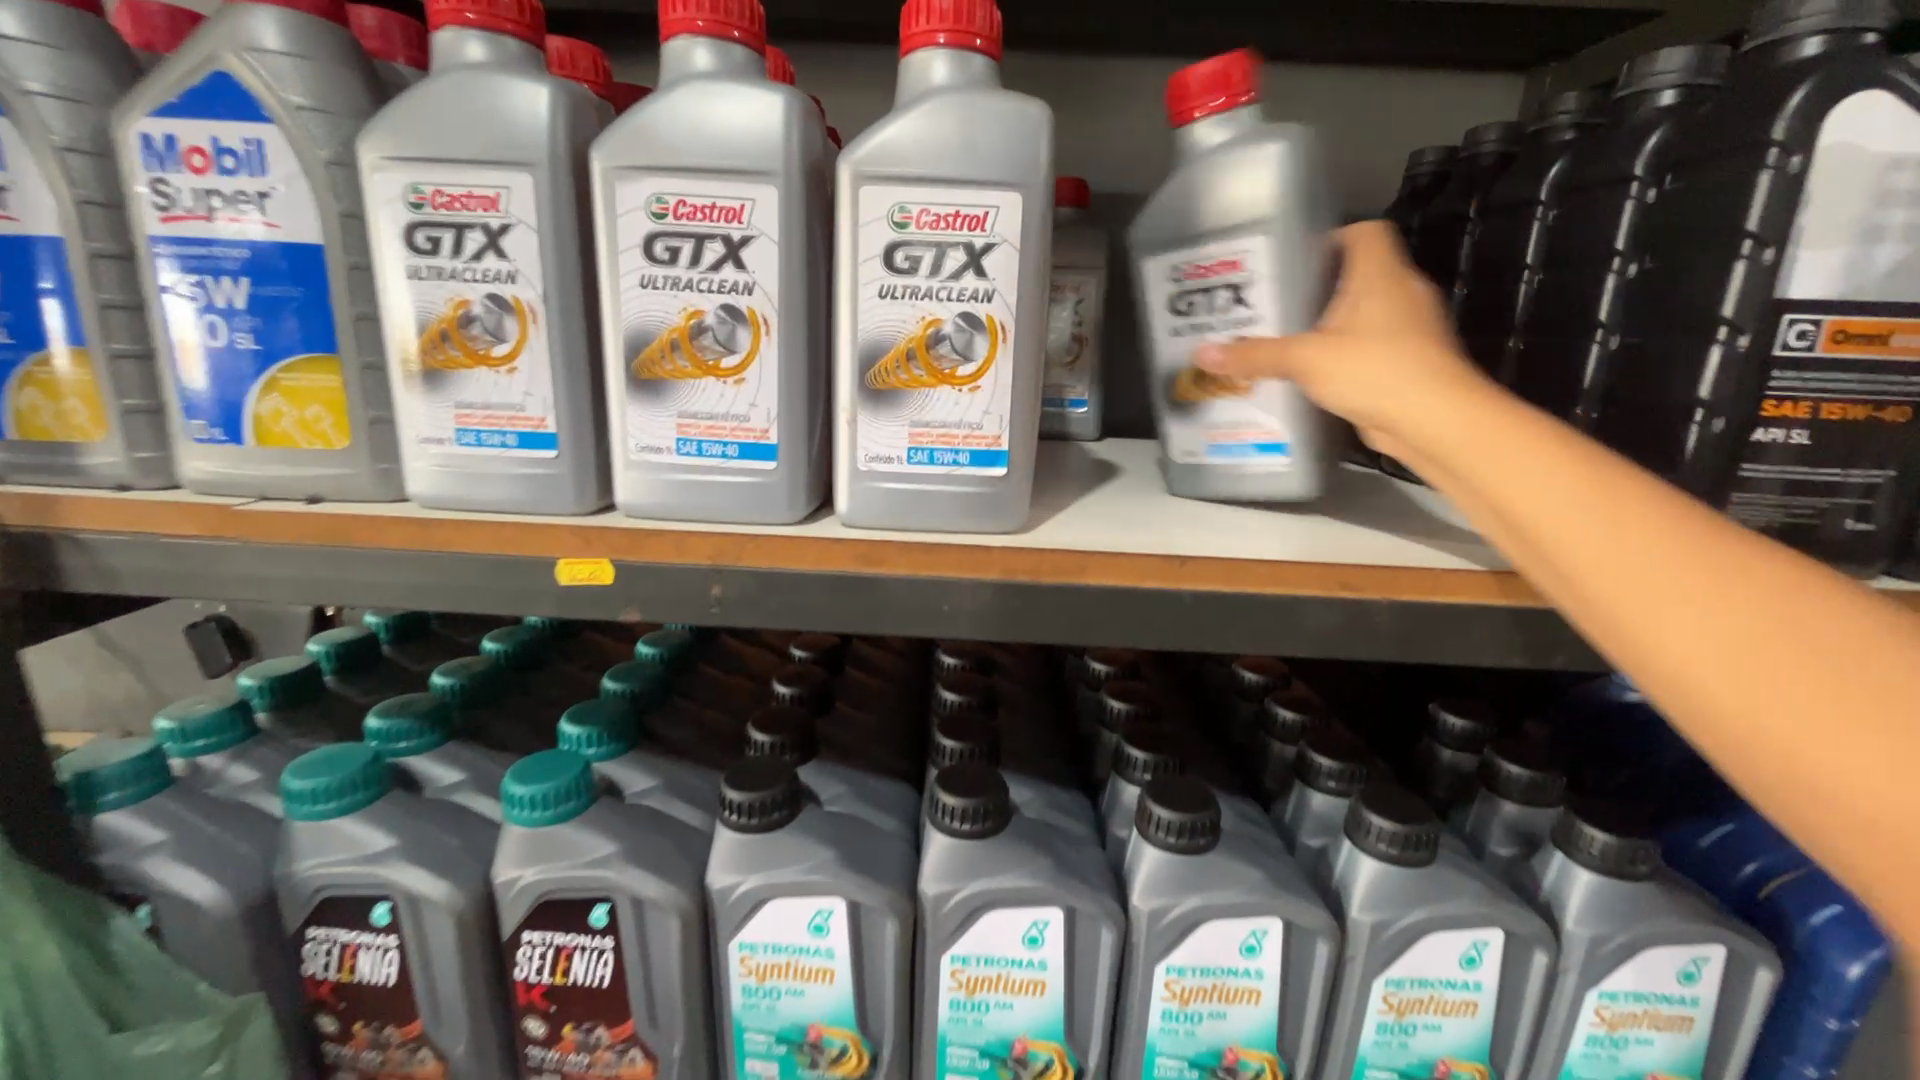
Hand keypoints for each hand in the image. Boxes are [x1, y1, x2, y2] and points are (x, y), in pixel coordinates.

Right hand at [1192, 220, 1494, 462]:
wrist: (1435, 421)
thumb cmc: (1375, 370)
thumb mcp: (1304, 360)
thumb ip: (1254, 356)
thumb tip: (1201, 354)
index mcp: (1381, 274)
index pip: (1364, 232)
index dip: (1331, 238)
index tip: (1294, 260)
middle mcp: (1401, 292)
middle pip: (1359, 273)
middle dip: (1318, 287)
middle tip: (1275, 303)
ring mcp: (1412, 328)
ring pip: (1366, 313)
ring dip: (1332, 324)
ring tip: (1287, 339)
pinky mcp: (1412, 361)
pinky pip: (1372, 346)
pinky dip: (1346, 354)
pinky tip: (1314, 373)